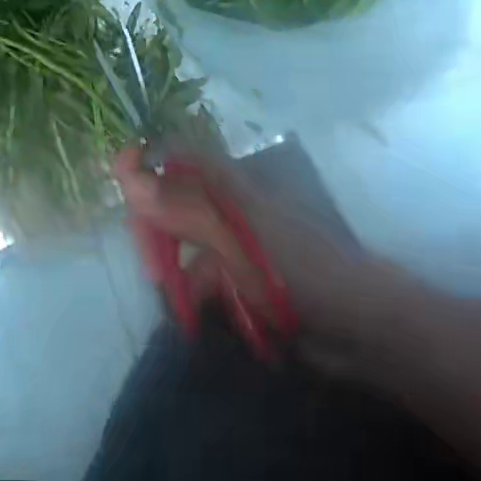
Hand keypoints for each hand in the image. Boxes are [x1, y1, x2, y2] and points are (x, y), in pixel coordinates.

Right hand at [113, 147, 392, 344]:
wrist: (361, 326)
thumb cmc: (296, 268)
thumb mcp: (234, 235)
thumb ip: (180, 207)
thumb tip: (127, 177)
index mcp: (227, 183)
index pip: (175, 153)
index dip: (145, 160)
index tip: (119, 180)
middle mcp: (228, 205)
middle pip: (173, 199)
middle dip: (153, 225)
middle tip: (147, 258)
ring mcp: (236, 243)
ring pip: (185, 242)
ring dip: (170, 263)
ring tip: (168, 292)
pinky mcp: (243, 278)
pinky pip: (203, 278)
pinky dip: (192, 292)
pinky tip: (189, 314)